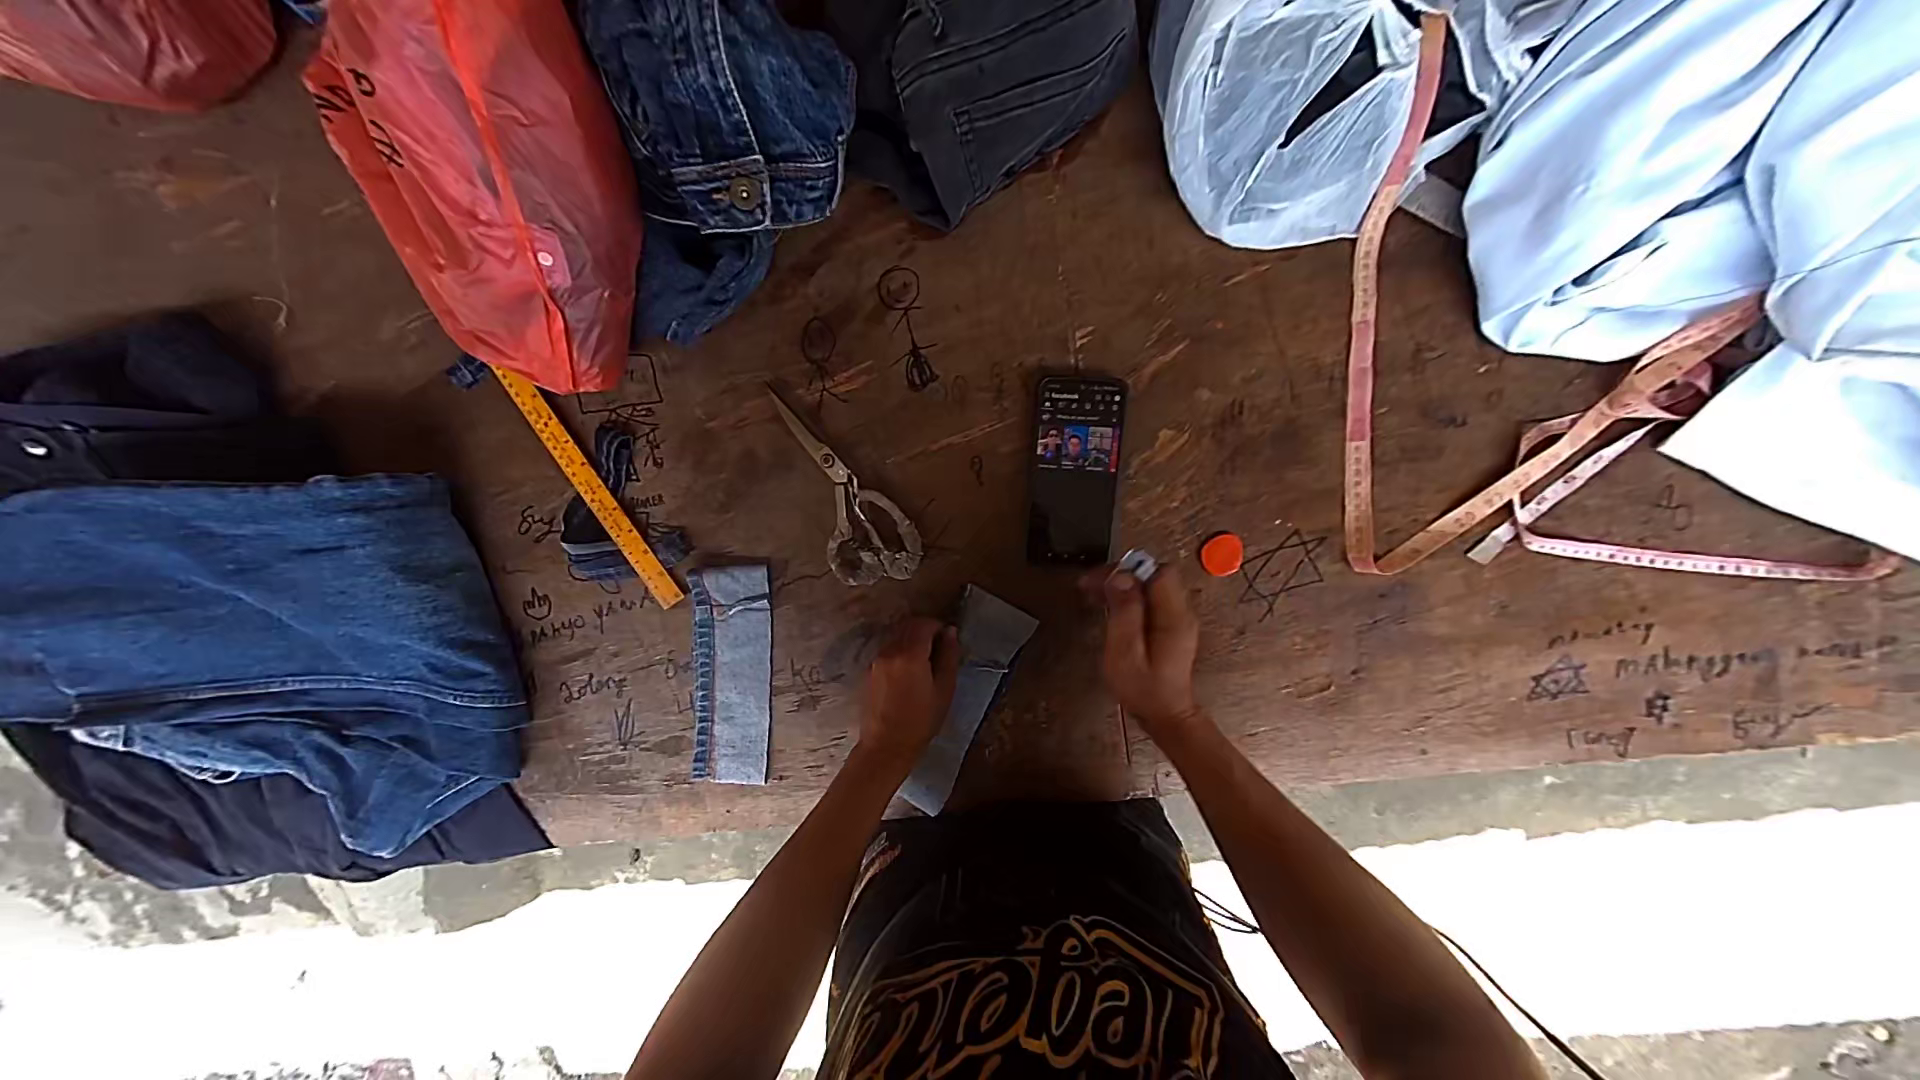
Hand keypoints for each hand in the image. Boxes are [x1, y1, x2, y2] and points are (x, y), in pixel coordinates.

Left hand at [859, 616, 959, 765]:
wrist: (886, 746)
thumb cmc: (921, 721)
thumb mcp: (944, 690)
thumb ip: (949, 657)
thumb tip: (950, 632)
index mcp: (909, 654)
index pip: (924, 623)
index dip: (938, 626)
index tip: (948, 639)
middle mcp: (889, 651)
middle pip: (908, 626)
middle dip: (925, 630)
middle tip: (939, 648)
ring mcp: (876, 660)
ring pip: (897, 637)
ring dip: (912, 641)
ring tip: (925, 663)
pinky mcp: (870, 671)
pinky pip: (888, 650)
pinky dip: (901, 651)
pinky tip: (910, 673)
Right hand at [1092, 564, 1202, 735]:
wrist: (1165, 715)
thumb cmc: (1143, 689)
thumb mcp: (1126, 652)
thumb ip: (1124, 613)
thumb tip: (1119, 578)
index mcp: (1173, 617)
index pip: (1158, 572)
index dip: (1127, 570)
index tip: (1099, 581)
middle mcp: (1180, 613)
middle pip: (1154, 575)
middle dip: (1121, 574)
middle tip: (1092, 586)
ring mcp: (1177, 619)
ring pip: (1150, 585)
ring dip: (1122, 585)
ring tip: (1094, 595)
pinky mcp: (1169, 626)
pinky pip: (1150, 599)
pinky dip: (1128, 597)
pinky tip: (1109, 606)